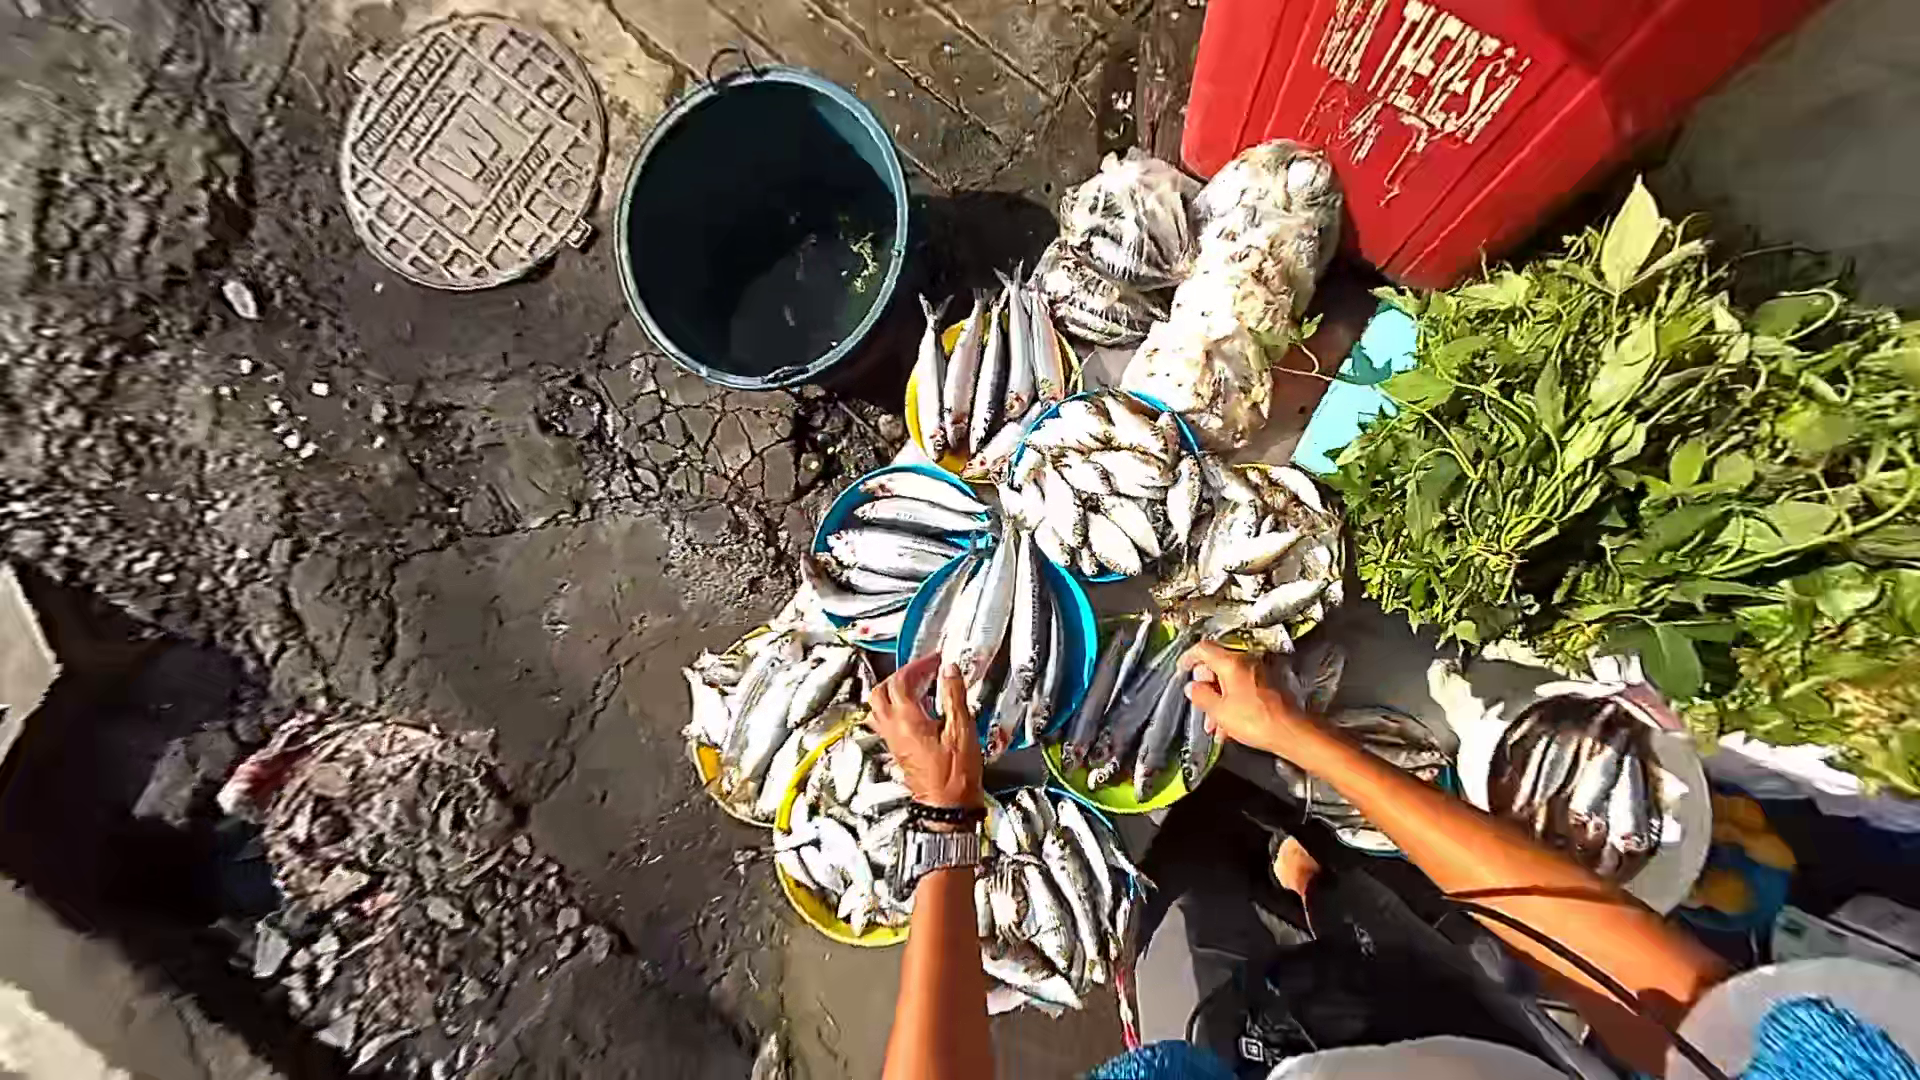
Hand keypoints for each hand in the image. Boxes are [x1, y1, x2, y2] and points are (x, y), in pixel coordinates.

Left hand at [866, 653, 983, 810]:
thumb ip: (954, 696)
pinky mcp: (898, 750)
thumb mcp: (962, 730)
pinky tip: (920, 708)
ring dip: (896, 690)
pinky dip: (899, 706)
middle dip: (901, 675)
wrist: (948, 809)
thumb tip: (949, 670)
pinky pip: (888, 720)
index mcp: (907, 721)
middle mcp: (894, 729)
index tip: (935, 661)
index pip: (901, 682)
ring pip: (880, 706)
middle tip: (923, 670)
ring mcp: (893, 741)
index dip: (917, 666)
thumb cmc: (956, 775)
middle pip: (882, 692)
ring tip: (919, 685)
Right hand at [1179, 640, 1324, 758]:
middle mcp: (1246, 662)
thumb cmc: (1254, 720)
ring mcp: (1259, 673)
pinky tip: (1229, 725)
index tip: (1181, 669)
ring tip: (1214, 725)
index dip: (1188, 657)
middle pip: (1216, 665)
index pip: (1203, 649)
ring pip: (1229, 680)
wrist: (1293, 734)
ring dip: (1218, 699)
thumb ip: (1201, 696)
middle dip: (1205, 686)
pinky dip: (1232, 701)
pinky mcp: (1268, 685)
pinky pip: (1242, 687)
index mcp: (1231, 663)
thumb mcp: (1220, 711)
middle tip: (1199, 706)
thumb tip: (1192, 687)